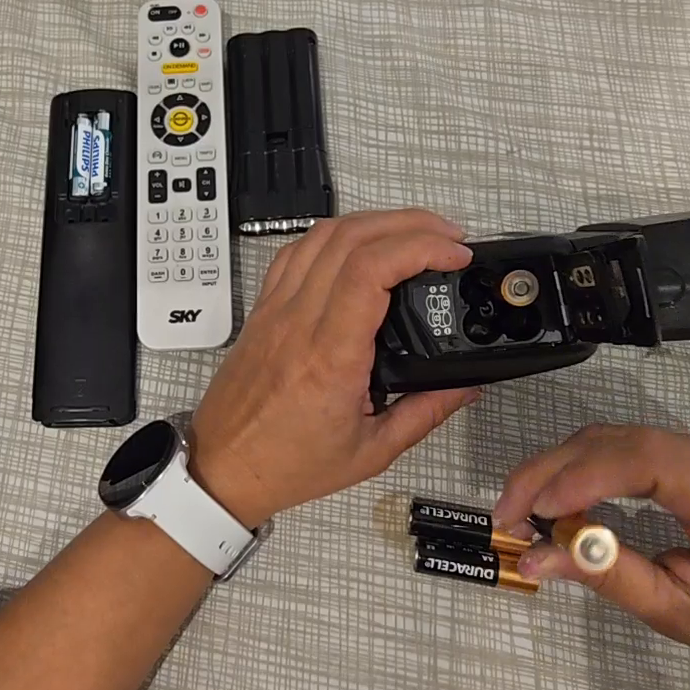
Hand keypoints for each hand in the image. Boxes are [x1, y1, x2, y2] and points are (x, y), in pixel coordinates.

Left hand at [190, 210, 480, 527]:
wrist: (224, 467)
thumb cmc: (286, 463)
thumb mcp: (370, 451)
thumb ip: (425, 414)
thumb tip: (465, 386)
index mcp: (330, 357)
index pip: (370, 271)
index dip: (419, 247)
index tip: (454, 254)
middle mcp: (298, 322)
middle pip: (351, 238)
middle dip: (409, 223)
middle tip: (446, 237)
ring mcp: (275, 310)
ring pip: (321, 235)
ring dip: (373, 222)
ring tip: (411, 233)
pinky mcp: (263, 310)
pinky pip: (294, 252)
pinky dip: (333, 235)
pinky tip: (357, 246)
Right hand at [493, 425, 689, 689]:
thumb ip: (614, 580)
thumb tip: (537, 557)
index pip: (652, 461)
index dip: (583, 475)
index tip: (532, 510)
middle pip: (625, 440)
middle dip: (553, 469)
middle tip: (506, 511)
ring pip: (624, 437)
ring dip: (566, 465)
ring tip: (527, 507)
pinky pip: (639, 448)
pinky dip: (592, 467)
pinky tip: (570, 497)